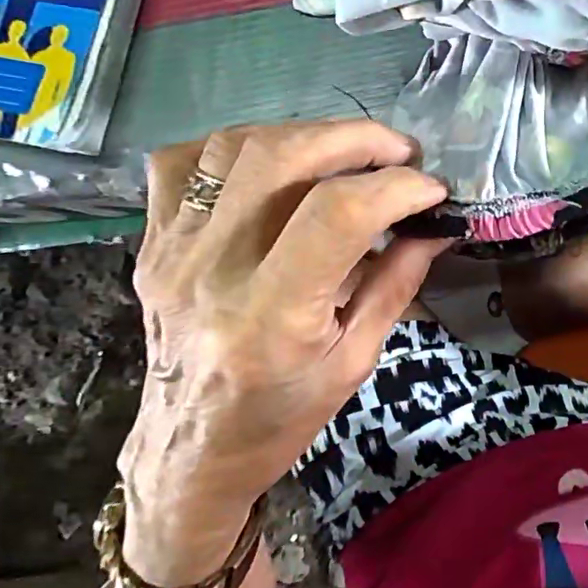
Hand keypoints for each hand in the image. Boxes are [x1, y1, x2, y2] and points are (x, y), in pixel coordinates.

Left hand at [122, 121, 448, 584]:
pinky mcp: (152, 243)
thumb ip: (396, 284)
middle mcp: (214, 271)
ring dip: (303, 135)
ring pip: (233, 147)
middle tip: (397, 151)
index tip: (430, 188)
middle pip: (282, 159)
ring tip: (343, 152)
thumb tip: (435, 224)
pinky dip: (234, 147)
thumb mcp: (354, 362)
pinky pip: (181, 162)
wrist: (189, 452)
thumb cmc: (280, 418)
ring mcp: (173, 250)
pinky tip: (271, 165)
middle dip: (354, 139)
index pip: (338, 214)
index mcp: (273, 316)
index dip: (395, 187)